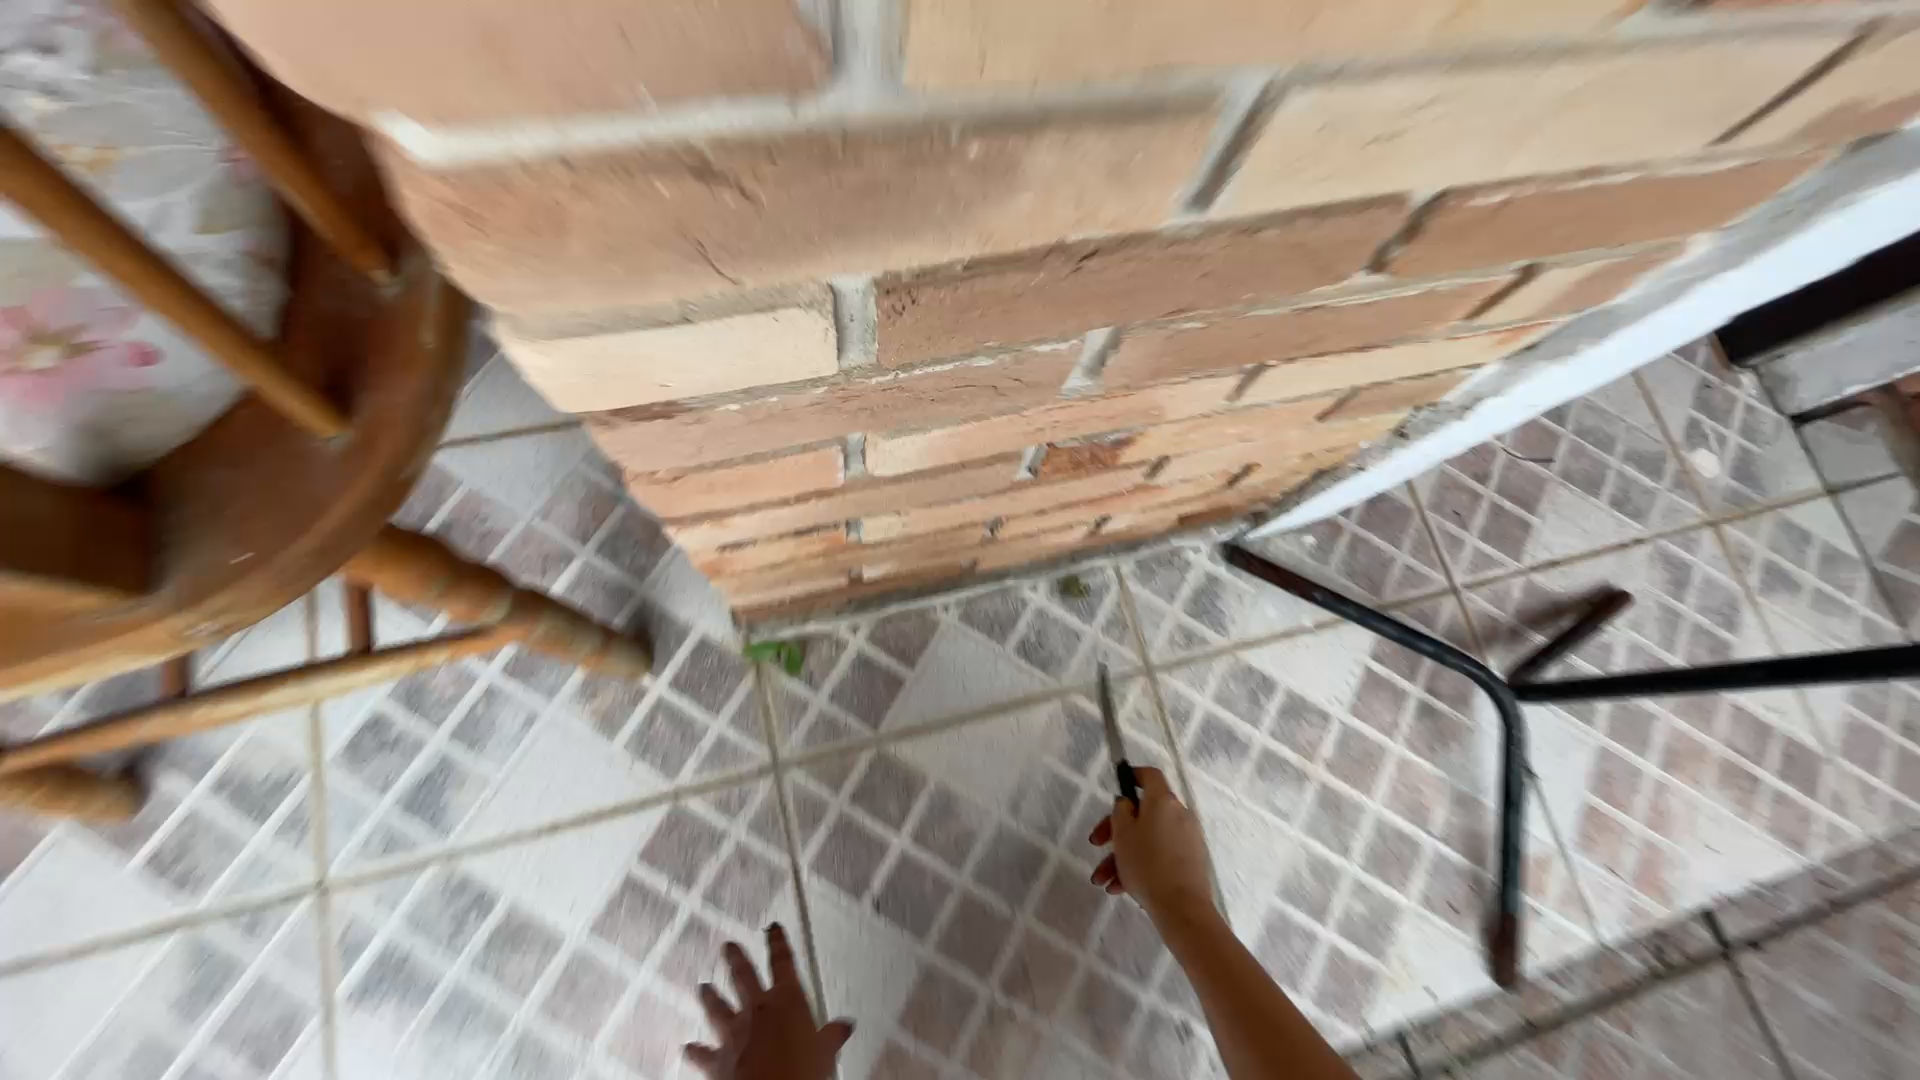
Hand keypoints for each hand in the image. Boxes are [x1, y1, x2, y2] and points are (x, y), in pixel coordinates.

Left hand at [685, 924, 853, 1079]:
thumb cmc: (800, 1072)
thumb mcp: (825, 1052)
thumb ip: (832, 1036)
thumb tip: (844, 1027)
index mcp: (786, 999)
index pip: (783, 962)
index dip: (778, 942)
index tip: (773, 929)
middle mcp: (758, 1009)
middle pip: (743, 976)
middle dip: (736, 958)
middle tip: (728, 946)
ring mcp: (734, 1033)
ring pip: (718, 1007)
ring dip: (710, 996)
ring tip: (702, 986)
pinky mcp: (717, 1059)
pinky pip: (702, 1052)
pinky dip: (694, 1050)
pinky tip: (687, 1047)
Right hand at [1088, 766, 1217, 926]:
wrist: (1183, 908)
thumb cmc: (1147, 864)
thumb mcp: (1122, 834)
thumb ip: (1121, 811)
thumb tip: (1128, 803)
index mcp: (1162, 801)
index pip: (1150, 776)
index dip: (1133, 775)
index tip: (1119, 785)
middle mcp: (1179, 815)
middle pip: (1143, 813)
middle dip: (1115, 831)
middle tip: (1096, 845)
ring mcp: (1187, 840)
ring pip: (1148, 840)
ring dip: (1122, 857)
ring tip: (1103, 881)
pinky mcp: (1190, 862)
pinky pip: (1160, 856)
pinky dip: (1140, 867)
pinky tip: (1120, 888)